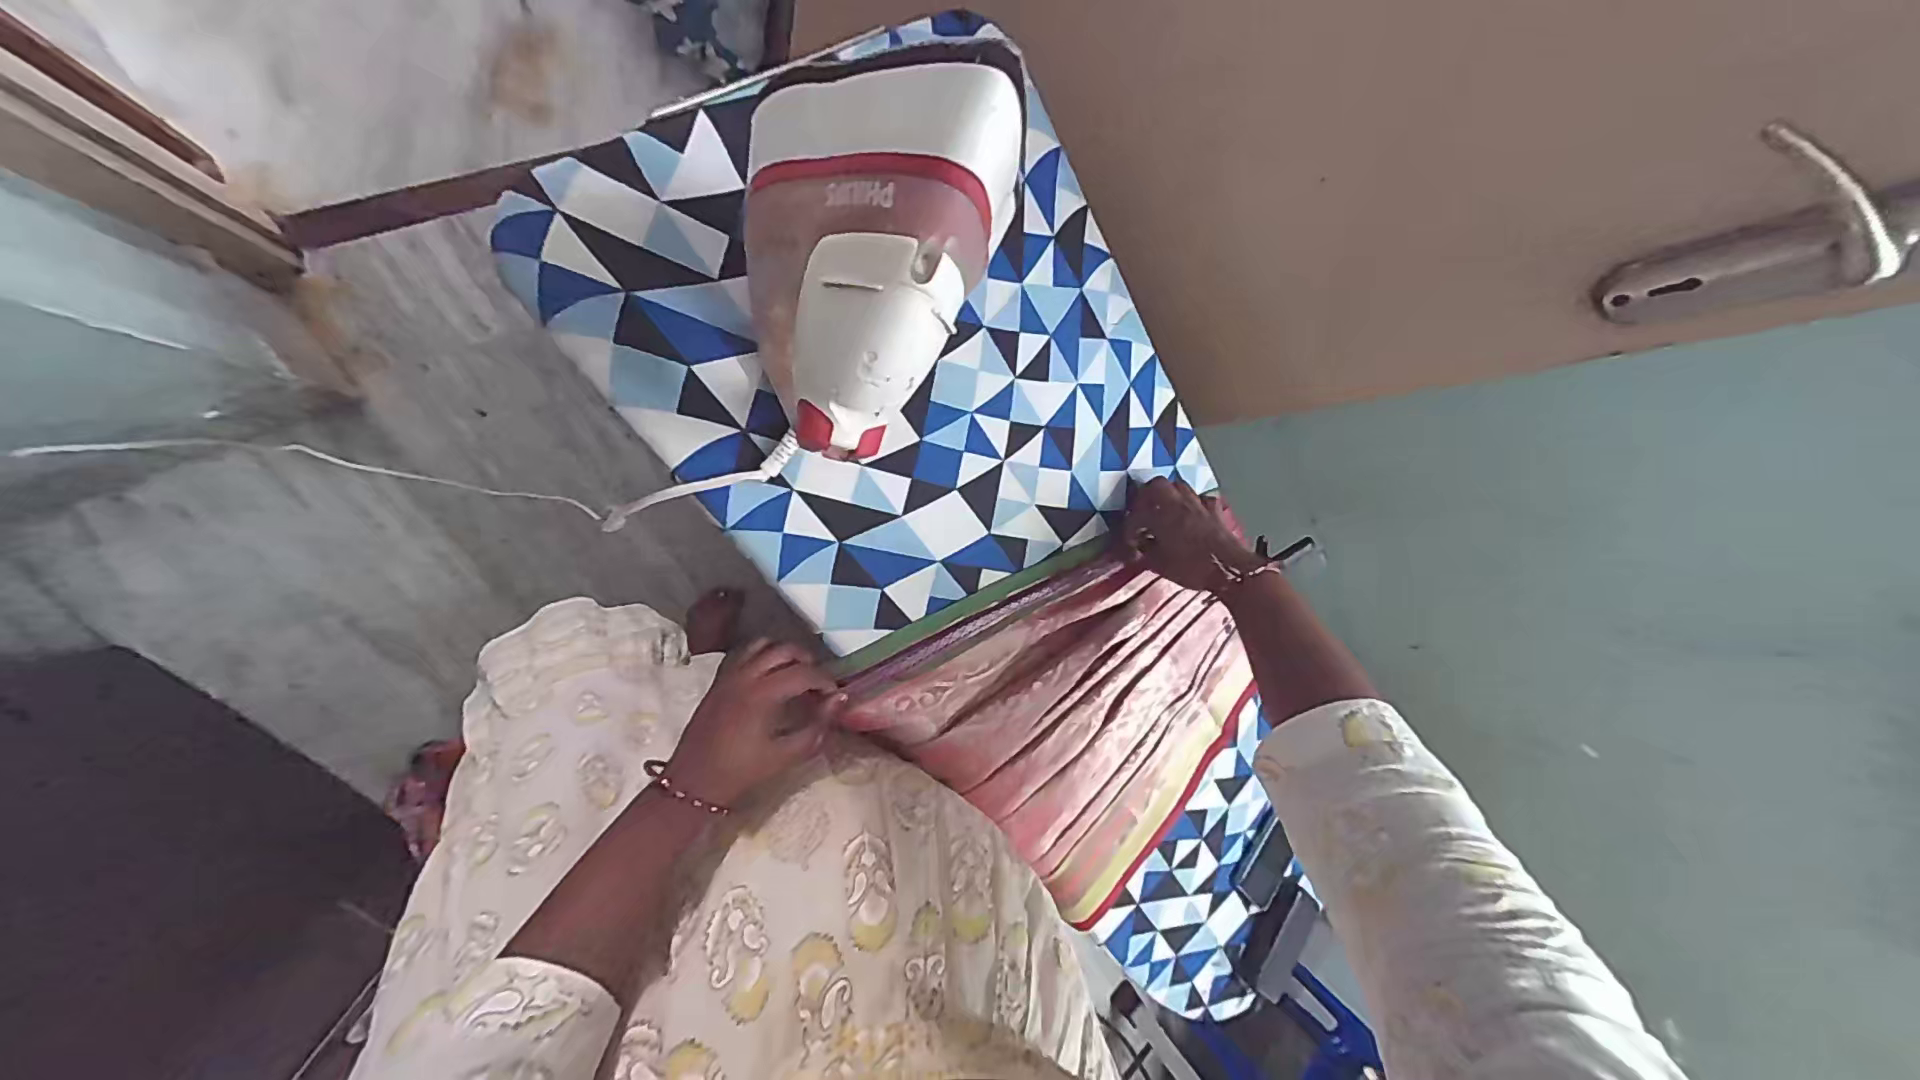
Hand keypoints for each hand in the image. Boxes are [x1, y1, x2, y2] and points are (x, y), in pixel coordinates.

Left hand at [664, 639, 843, 807]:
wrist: (694, 783)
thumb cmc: (742, 772)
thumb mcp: (787, 755)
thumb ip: (818, 726)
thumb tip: (839, 700)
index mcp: (763, 694)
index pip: (804, 672)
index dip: (825, 680)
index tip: (834, 694)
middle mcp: (745, 676)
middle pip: (785, 649)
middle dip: (807, 660)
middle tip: (817, 681)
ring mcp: (728, 675)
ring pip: (762, 644)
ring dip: (783, 653)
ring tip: (794, 672)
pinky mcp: (718, 680)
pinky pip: (743, 653)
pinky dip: (761, 654)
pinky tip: (769, 674)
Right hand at [1119, 477, 1258, 592]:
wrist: (1229, 569)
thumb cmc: (1191, 567)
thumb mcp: (1159, 563)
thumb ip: (1145, 549)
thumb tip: (1140, 544)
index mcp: (1159, 513)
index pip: (1136, 514)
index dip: (1129, 528)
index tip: (1129, 540)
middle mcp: (1178, 502)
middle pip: (1156, 486)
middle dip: (1146, 497)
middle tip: (1142, 512)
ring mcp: (1199, 503)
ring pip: (1179, 488)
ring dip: (1168, 496)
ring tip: (1163, 511)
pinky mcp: (1215, 509)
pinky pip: (1199, 499)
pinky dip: (1191, 505)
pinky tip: (1190, 516)